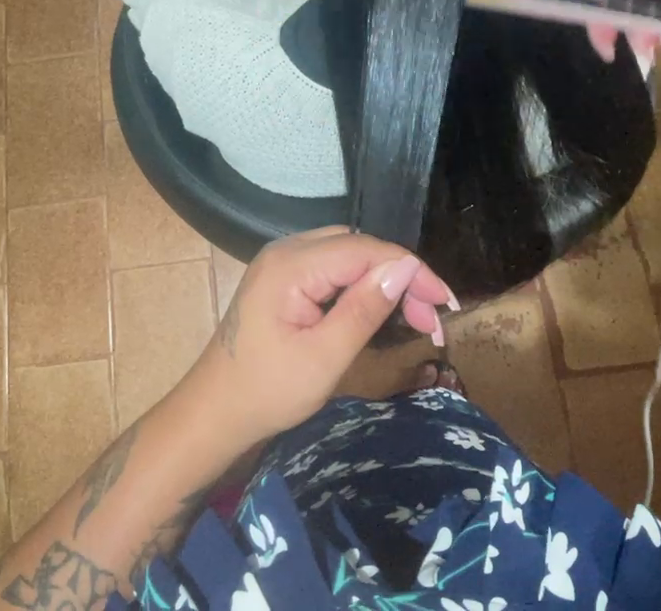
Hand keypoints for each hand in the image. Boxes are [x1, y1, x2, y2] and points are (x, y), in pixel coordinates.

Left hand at [177, 228, 455, 446]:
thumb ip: (365, 308)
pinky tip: (380, 308)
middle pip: (358, 247)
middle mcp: (285, 251)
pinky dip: (360, 285)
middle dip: (401, 276)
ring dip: (383, 280)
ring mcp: (281, 263)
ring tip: (416, 317)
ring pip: (347, 255)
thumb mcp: (324, 357)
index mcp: (291, 266)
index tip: (446, 304)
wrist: (214, 413)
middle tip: (432, 319)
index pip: (365, 250)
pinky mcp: (282, 279)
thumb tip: (407, 266)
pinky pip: (331, 268)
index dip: (411, 270)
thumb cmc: (267, 392)